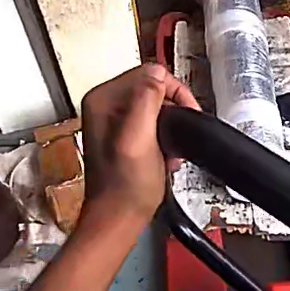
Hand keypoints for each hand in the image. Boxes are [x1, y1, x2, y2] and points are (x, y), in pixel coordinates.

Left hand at [79, 63, 198, 226]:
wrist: (119, 217)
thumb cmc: (125, 187)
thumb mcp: (138, 140)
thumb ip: (146, 101)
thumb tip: (157, 73)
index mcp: (103, 99)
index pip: (149, 72)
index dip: (174, 90)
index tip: (187, 112)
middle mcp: (104, 105)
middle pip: (153, 87)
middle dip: (174, 109)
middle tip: (181, 132)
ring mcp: (113, 120)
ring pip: (156, 104)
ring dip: (171, 124)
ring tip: (172, 148)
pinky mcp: (123, 134)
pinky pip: (153, 120)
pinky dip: (165, 134)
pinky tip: (167, 154)